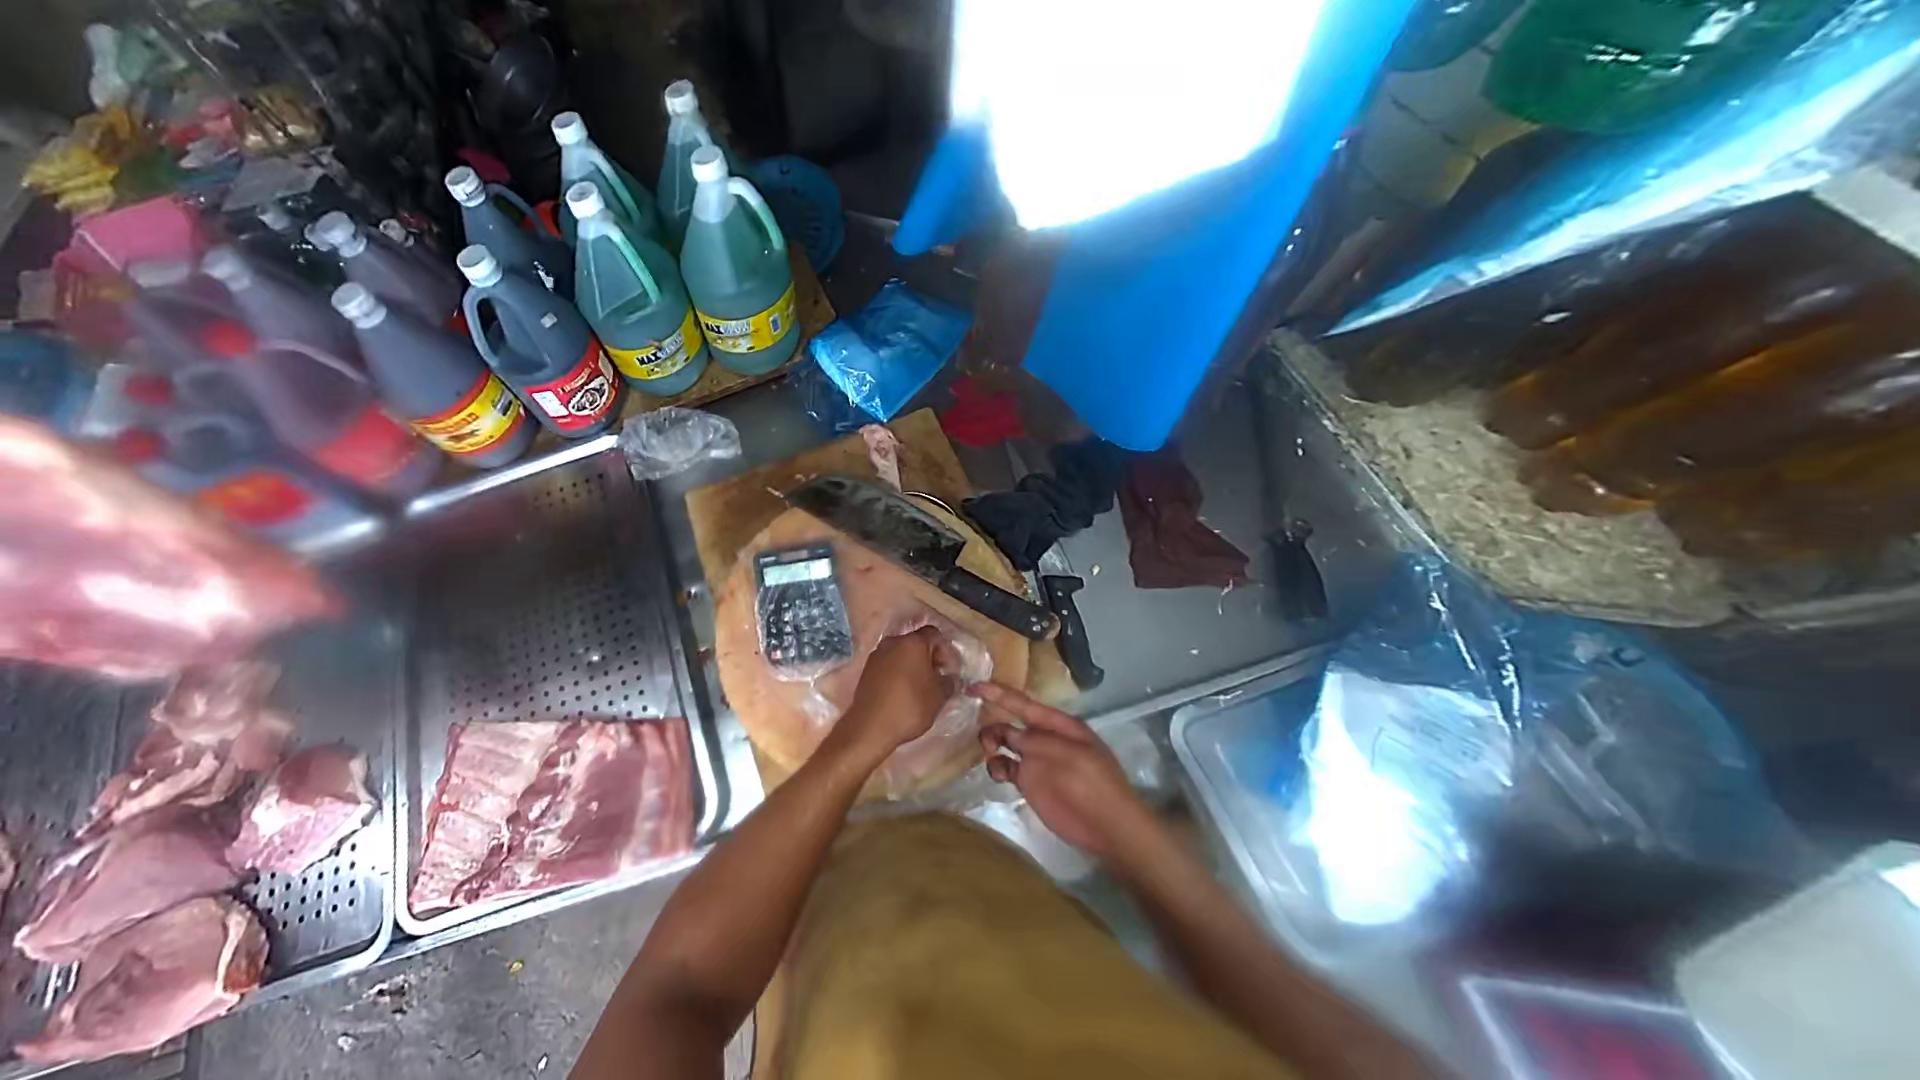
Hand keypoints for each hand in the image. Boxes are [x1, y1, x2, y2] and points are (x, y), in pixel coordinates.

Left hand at [827, 626, 959, 767]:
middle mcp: (892, 642)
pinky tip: (903, 692)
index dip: (947, 651)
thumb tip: (949, 678)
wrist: (870, 727)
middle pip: (917, 643)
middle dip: (930, 658)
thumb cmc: (910, 706)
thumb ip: (949, 682)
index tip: (950, 671)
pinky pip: (889, 665)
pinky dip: (899, 673)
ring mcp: (876, 655)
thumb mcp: (939, 696)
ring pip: (901, 654)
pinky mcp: (866, 670)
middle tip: (938, 678)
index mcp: (913, 642)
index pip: (935, 634)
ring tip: (921, 688)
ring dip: (914, 666)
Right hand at [972, 683, 1155, 861]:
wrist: (1105, 825)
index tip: (973, 687)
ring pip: (1005, 743)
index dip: (999, 694)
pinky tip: (997, 773)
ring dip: (992, 742)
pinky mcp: (1029, 783)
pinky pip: (1005, 767)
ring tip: (989, 751)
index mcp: (1059, 725)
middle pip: (1012, 722)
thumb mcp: (1068, 754)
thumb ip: (1036, 741)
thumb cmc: (1093, 784)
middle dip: (993, 719)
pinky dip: (996, 766)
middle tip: (981, 732)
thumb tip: (1010, 733)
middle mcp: (1044, 738)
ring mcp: (1036, 761)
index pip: (1025, 704)